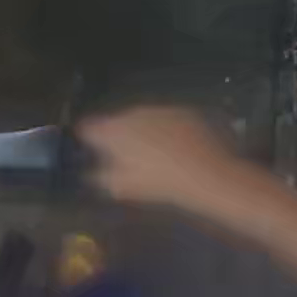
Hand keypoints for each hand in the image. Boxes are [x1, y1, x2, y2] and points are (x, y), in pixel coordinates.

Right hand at [78, 107, 263, 210]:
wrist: (211, 176)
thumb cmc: (158, 183)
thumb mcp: (119, 187)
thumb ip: (97, 176)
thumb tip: (89, 172)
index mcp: (110, 130)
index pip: (86, 127)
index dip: (87, 138)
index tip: (92, 150)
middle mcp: (131, 113)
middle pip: (114, 121)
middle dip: (117, 135)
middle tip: (125, 156)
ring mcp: (159, 109)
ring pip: (141, 118)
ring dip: (142, 131)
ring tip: (153, 152)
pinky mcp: (185, 111)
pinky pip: (166, 118)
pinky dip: (166, 129)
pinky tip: (176, 147)